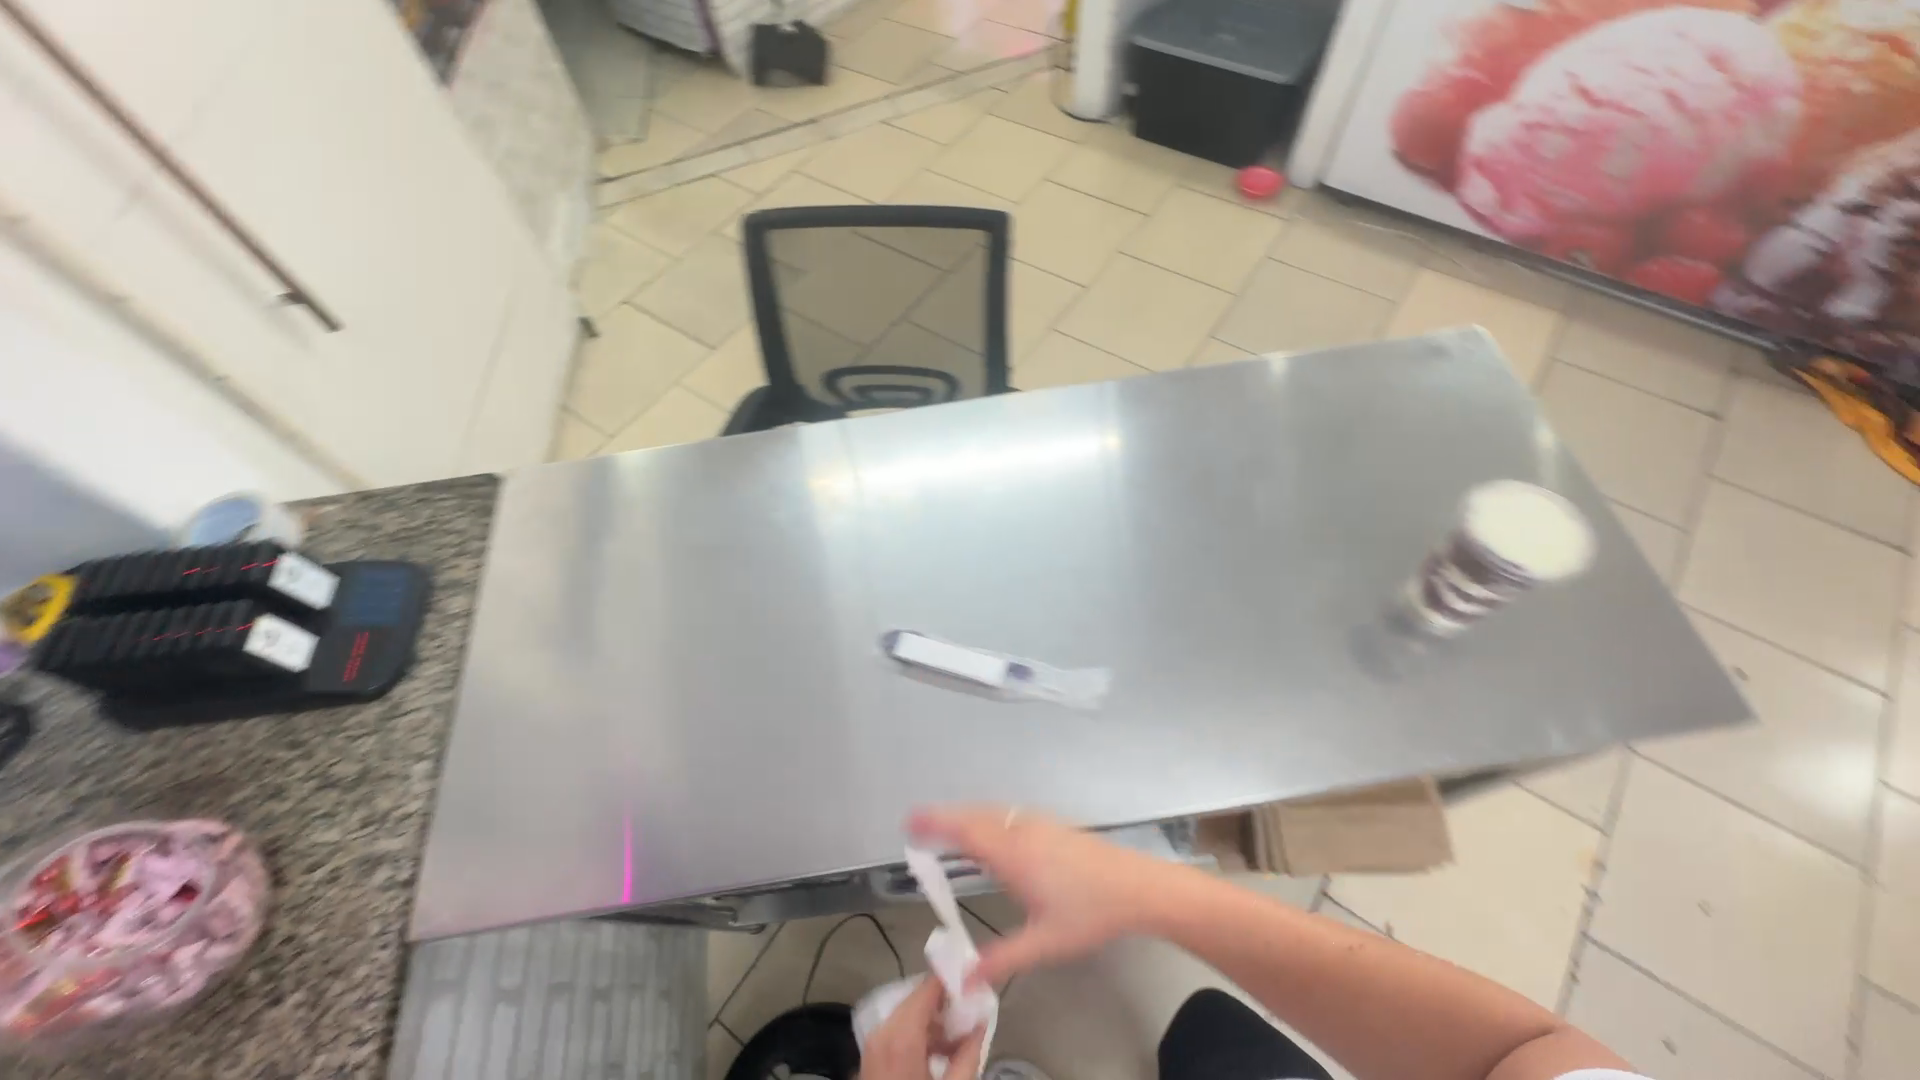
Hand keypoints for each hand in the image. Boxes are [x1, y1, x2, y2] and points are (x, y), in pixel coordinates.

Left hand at [862, 977, 985, 1079]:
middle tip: (972, 1016)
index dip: (953, 980)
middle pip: (918, 1000)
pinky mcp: (870, 1060)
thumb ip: (970, 1051)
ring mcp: (872, 1046)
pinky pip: (898, 1035)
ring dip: (934, 1024)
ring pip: (908, 1018)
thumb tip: (981, 1022)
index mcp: (901, 1035)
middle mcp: (882, 1031)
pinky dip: (919, 1037)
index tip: (976, 982)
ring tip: (960, 1042)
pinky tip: (941, 1056)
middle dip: (946, 1006)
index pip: (928, 987)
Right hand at [910, 805, 1199, 985]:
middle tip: (919, 825)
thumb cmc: (1089, 913)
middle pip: (976, 816)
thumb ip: (1002, 958)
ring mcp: (1040, 825)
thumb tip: (964, 976)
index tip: (911, 822)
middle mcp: (1022, 831)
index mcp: (1013, 854)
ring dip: (968, 816)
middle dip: (945, 818)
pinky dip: (989, 818)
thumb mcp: (1044, 942)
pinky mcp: (1055, 826)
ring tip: (948, 828)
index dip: (936, 824)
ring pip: (994, 812)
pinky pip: (1010, 815)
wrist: (1137, 887)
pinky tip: (993, 833)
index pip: (965, 831)